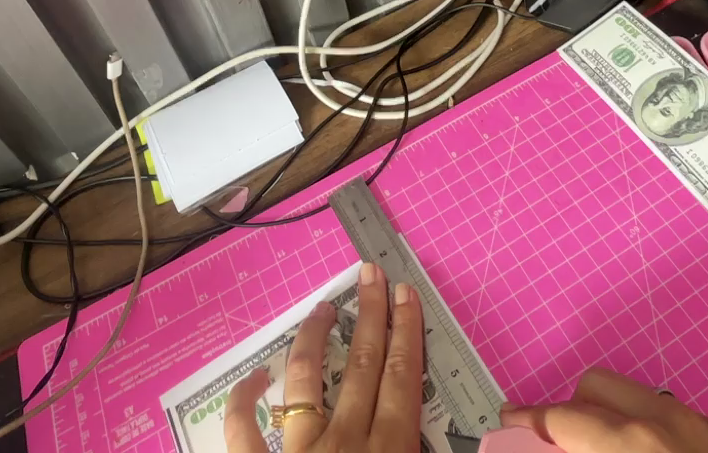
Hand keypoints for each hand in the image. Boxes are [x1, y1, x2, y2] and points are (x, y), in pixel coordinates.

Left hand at [224, 262, 423, 452]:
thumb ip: (441, 452)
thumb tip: (464, 429)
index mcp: (389, 452)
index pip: (401, 379)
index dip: (406, 331)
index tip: (405, 293)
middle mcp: (344, 443)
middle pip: (362, 366)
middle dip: (371, 315)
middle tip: (371, 273)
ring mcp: (300, 452)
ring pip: (306, 380)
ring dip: (316, 338)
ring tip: (324, 307)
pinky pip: (245, 430)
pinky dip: (244, 402)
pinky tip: (254, 378)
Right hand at [501, 368, 707, 452]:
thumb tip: (550, 447)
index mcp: (628, 442)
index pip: (561, 417)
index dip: (528, 421)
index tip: (509, 424)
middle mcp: (661, 418)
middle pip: (593, 387)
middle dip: (569, 412)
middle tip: (558, 447)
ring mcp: (696, 423)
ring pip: (632, 396)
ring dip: (607, 416)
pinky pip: (667, 414)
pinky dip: (645, 429)